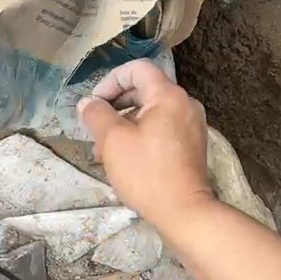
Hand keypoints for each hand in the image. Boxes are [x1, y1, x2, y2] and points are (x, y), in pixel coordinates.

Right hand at [78, 59, 215, 228]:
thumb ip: (97, 115)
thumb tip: (88, 102)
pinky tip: (127, 158)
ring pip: (152, 111)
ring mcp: (192, 123)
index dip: (111, 80)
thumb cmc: (147, 172)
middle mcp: (185, 103)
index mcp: (169, 95)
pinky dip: (142, 134)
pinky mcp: (192, 143)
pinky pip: (163, 127)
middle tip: (95, 128)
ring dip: (126, 123)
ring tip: (105, 150)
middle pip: (145, 89)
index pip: (137, 69)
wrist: (184, 210)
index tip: (95, 103)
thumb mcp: (113, 141)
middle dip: (115, 105)